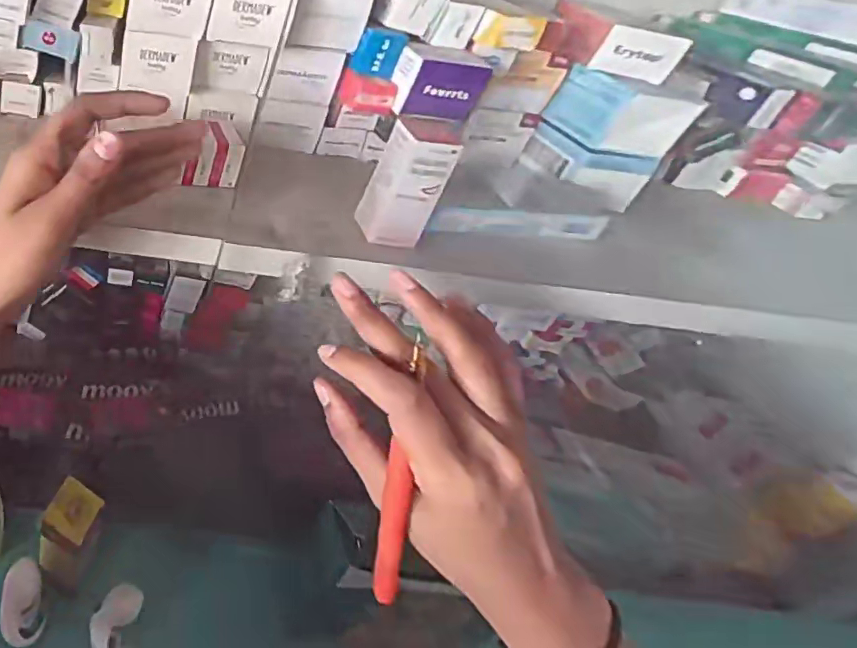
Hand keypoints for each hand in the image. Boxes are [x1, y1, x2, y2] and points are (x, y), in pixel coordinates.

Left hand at [0, 92, 202, 323]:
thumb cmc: (10, 259)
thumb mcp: (50, 217)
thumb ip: (85, 177)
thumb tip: (115, 138)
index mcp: (42, 156)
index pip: (87, 114)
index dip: (125, 105)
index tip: (162, 107)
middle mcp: (57, 166)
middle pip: (111, 142)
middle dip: (153, 136)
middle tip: (196, 134)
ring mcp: (68, 191)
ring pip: (117, 168)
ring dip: (154, 160)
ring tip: (192, 153)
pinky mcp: (75, 213)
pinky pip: (112, 193)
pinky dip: (139, 186)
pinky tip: (165, 179)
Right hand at [316, 272, 613, 647]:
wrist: (532, 577)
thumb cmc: (453, 550)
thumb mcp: (395, 508)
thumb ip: (355, 443)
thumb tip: (324, 388)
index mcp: (449, 471)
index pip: (402, 400)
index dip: (362, 368)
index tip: (327, 351)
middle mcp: (484, 439)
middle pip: (428, 365)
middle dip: (378, 322)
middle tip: (344, 288)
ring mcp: (508, 424)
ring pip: (470, 354)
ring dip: (432, 310)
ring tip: (399, 280)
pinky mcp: (521, 417)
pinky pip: (501, 363)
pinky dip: (477, 327)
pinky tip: (453, 300)